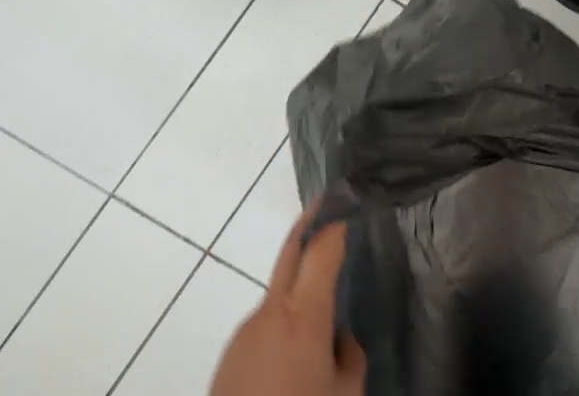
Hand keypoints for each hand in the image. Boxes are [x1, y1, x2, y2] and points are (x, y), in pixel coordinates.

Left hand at [212, 207, 365, 395]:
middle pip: (290, 253)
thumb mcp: (346, 394)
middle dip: (309, 223)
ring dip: (299, 289)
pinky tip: (294, 359)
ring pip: (279, 295)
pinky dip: (284, 325)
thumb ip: (348, 356)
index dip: (335, 223)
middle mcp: (271, 313)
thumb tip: (338, 338)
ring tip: (324, 318)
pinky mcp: (229, 357)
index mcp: (305, 316)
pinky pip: (265, 326)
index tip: (348, 201)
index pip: (322, 251)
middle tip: (329, 202)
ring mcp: (245, 333)